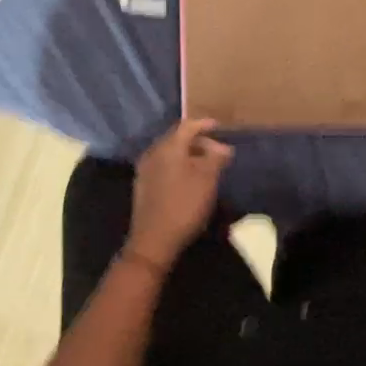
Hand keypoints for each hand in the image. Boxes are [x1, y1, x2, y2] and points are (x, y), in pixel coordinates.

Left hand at [127, 119, 233, 270]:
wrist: (153, 240)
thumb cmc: (184, 206)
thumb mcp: (207, 180)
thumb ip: (216, 158)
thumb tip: (223, 146)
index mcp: (168, 147)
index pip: (188, 126)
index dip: (205, 125)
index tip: (219, 127)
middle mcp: (153, 152)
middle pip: (177, 138)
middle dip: (198, 142)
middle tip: (217, 152)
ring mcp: (145, 169)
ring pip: (170, 153)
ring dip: (188, 155)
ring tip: (206, 166)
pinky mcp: (143, 185)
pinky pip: (163, 165)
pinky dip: (178, 166)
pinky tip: (189, 179)